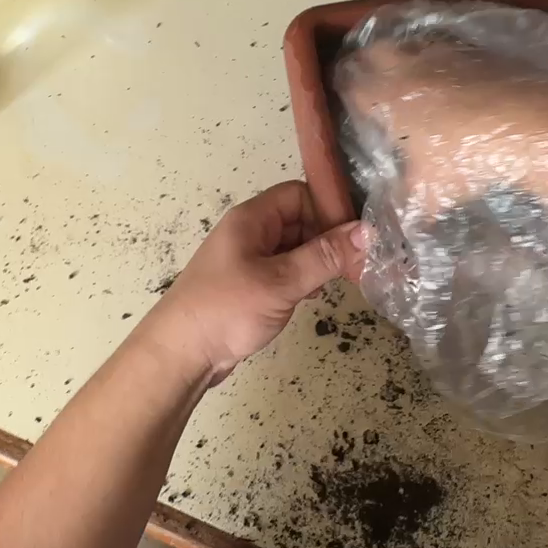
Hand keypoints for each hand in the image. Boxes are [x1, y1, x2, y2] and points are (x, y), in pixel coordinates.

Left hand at [137, 181, 367, 384]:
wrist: (181, 354)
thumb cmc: (226, 308)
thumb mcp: (281, 282)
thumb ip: (325, 256)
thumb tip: (367, 231)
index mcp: (252, 218)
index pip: (299, 194)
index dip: (327, 209)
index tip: (354, 235)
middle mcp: (250, 232)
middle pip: (299, 219)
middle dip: (326, 238)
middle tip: (355, 264)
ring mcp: (248, 259)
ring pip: (294, 247)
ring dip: (316, 261)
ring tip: (338, 282)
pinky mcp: (249, 284)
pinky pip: (284, 270)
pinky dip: (302, 279)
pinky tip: (312, 297)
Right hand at [338, 38, 547, 256]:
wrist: (532, 129)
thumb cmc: (467, 161)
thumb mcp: (429, 194)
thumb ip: (404, 206)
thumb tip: (391, 227)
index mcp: (387, 97)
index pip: (351, 84)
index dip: (344, 90)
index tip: (345, 98)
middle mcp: (410, 67)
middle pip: (375, 51)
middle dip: (367, 62)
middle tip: (371, 80)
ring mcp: (446, 54)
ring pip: (413, 43)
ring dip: (406, 55)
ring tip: (411, 75)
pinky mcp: (479, 51)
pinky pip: (450, 47)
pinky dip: (444, 58)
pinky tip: (456, 78)